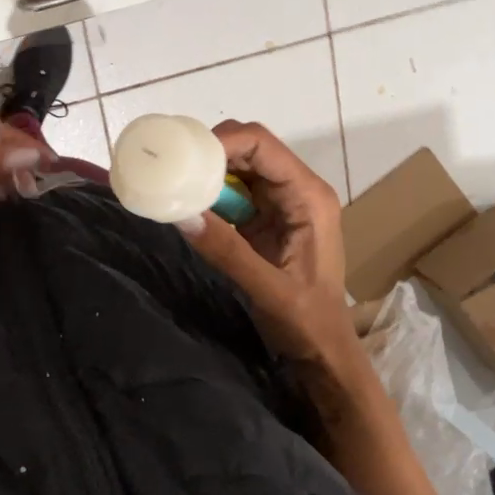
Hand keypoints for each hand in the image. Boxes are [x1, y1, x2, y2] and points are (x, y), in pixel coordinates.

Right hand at [180, 120, 360, 369]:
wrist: (324, 351)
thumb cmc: (308, 322)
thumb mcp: (268, 289)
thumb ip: (227, 251)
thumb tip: (180, 213)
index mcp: (308, 197)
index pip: (261, 144)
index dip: (220, 142)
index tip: (181, 160)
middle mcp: (295, 190)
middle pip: (247, 146)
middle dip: (207, 152)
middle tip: (170, 172)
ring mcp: (278, 203)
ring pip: (235, 165)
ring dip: (203, 171)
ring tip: (171, 186)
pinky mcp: (261, 218)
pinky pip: (229, 191)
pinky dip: (204, 192)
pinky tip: (183, 205)